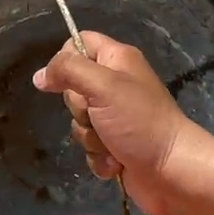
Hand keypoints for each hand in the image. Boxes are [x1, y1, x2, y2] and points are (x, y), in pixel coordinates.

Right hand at [32, 31, 203, 214]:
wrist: (174, 173)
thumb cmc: (139, 121)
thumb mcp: (101, 85)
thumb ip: (67, 71)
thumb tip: (39, 76)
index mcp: (117, 59)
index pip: (80, 41)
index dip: (66, 57)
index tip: (65, 78)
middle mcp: (115, 84)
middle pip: (74, 86)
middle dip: (79, 108)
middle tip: (97, 115)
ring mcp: (116, 117)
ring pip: (79, 120)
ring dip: (89, 137)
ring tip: (111, 145)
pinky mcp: (116, 145)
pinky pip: (90, 146)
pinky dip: (99, 157)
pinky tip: (115, 163)